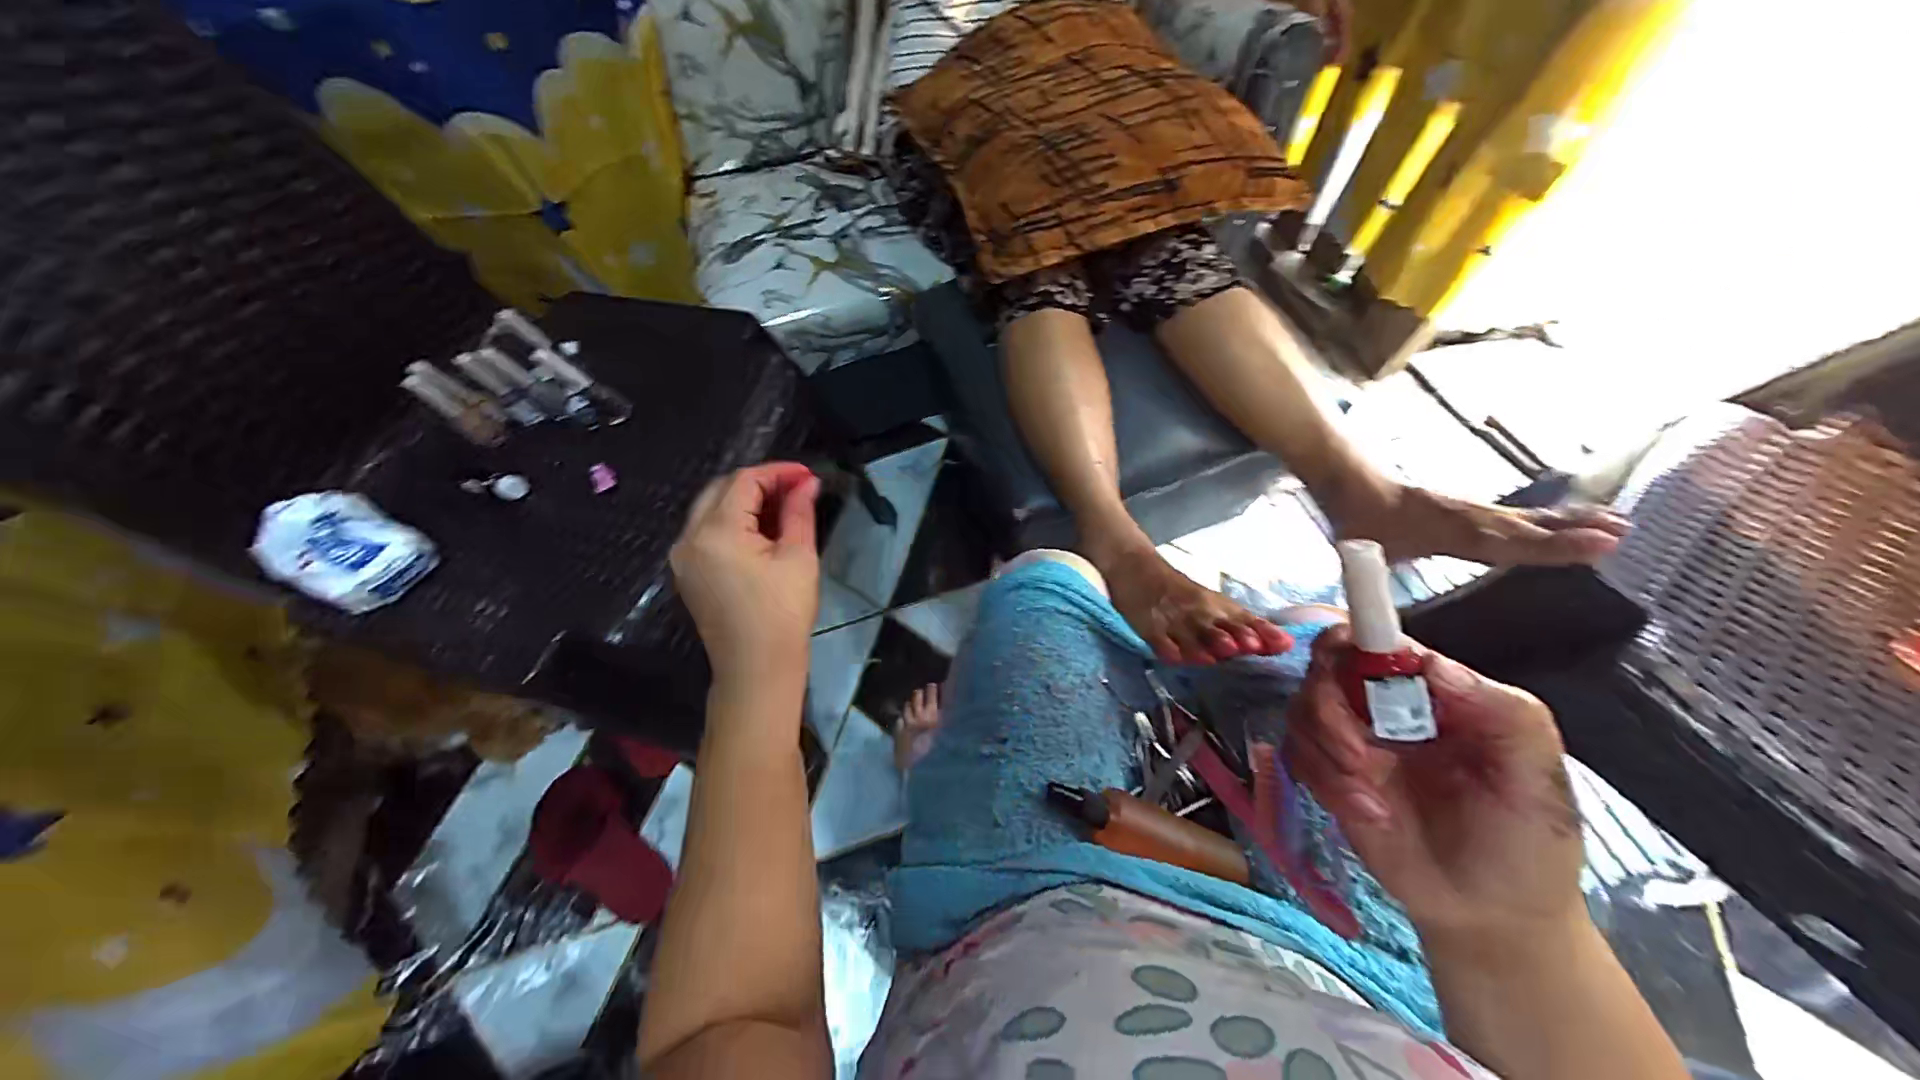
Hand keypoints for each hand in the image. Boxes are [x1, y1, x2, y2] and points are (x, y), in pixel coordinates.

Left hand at [671, 463, 820, 683]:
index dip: (778, 472)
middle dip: (760, 483)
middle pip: (721, 489)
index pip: (744, 481)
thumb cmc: (783, 614)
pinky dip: (732, 521)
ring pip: (711, 508)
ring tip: (784, 507)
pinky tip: (761, 530)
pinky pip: (706, 531)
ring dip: (745, 501)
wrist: (756, 669)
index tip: (809, 476)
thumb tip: (807, 483)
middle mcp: (688, 538)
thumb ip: (799, 512)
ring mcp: (682, 557)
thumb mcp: (798, 557)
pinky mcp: (687, 572)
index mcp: (715, 532)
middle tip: (798, 489)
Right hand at [1285, 624, 1584, 940]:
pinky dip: (1322, 781)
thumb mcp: (1536, 776)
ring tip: (1367, 796)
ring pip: (1301, 709)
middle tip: (1359, 755)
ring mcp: (1353, 741)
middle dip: (1328, 706)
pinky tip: (1365, 812)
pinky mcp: (1328, 775)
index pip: (1378, 643)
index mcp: (1433, 693)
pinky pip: (1296, 754)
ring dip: (1324, 749)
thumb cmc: (1527, 842)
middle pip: (1324, 668)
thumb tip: (1430, 664)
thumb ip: (1502, 712)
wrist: (1490, 916)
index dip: (1353, 641)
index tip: (1351, 669)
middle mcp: (1384, 708)